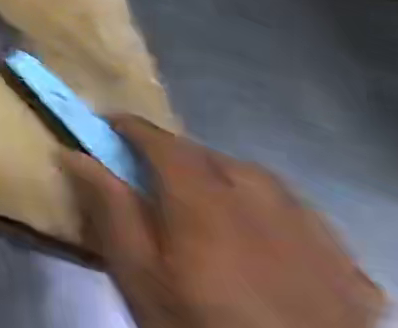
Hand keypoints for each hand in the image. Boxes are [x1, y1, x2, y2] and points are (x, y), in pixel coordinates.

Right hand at [64, 118, 384, 327]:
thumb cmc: (193, 322)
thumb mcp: (134, 270)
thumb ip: (109, 208)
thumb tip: (76, 154)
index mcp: (205, 206)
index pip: (167, 146)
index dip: (134, 128)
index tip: (106, 122)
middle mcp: (266, 214)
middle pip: (223, 161)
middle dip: (183, 152)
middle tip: (150, 164)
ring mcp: (319, 248)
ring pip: (274, 188)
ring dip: (233, 177)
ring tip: (208, 193)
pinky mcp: (353, 282)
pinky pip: (316, 228)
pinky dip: (284, 215)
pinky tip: (270, 235)